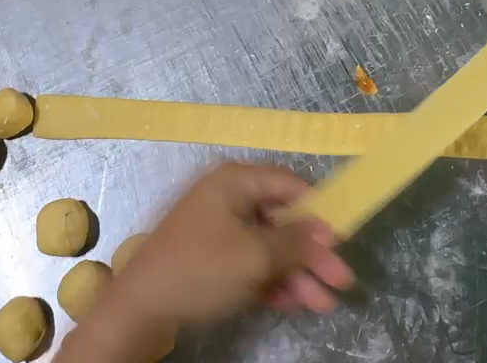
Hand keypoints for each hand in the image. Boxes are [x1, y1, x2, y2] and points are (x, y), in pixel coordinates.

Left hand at [108, 163, 353, 323]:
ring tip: (323, 304)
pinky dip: (272, 281)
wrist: (142, 304)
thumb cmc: (201, 267)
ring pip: (269, 246)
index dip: (318, 210)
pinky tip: (294, 304)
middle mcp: (228, 197)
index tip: (343, 239)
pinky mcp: (213, 256)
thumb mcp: (254, 256)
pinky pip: (251, 262)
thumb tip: (327, 229)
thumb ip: (294, 242)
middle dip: (311, 253)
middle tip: (342, 281)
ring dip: (297, 274)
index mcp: (235, 181)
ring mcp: (219, 227)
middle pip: (281, 219)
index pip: (288, 184)